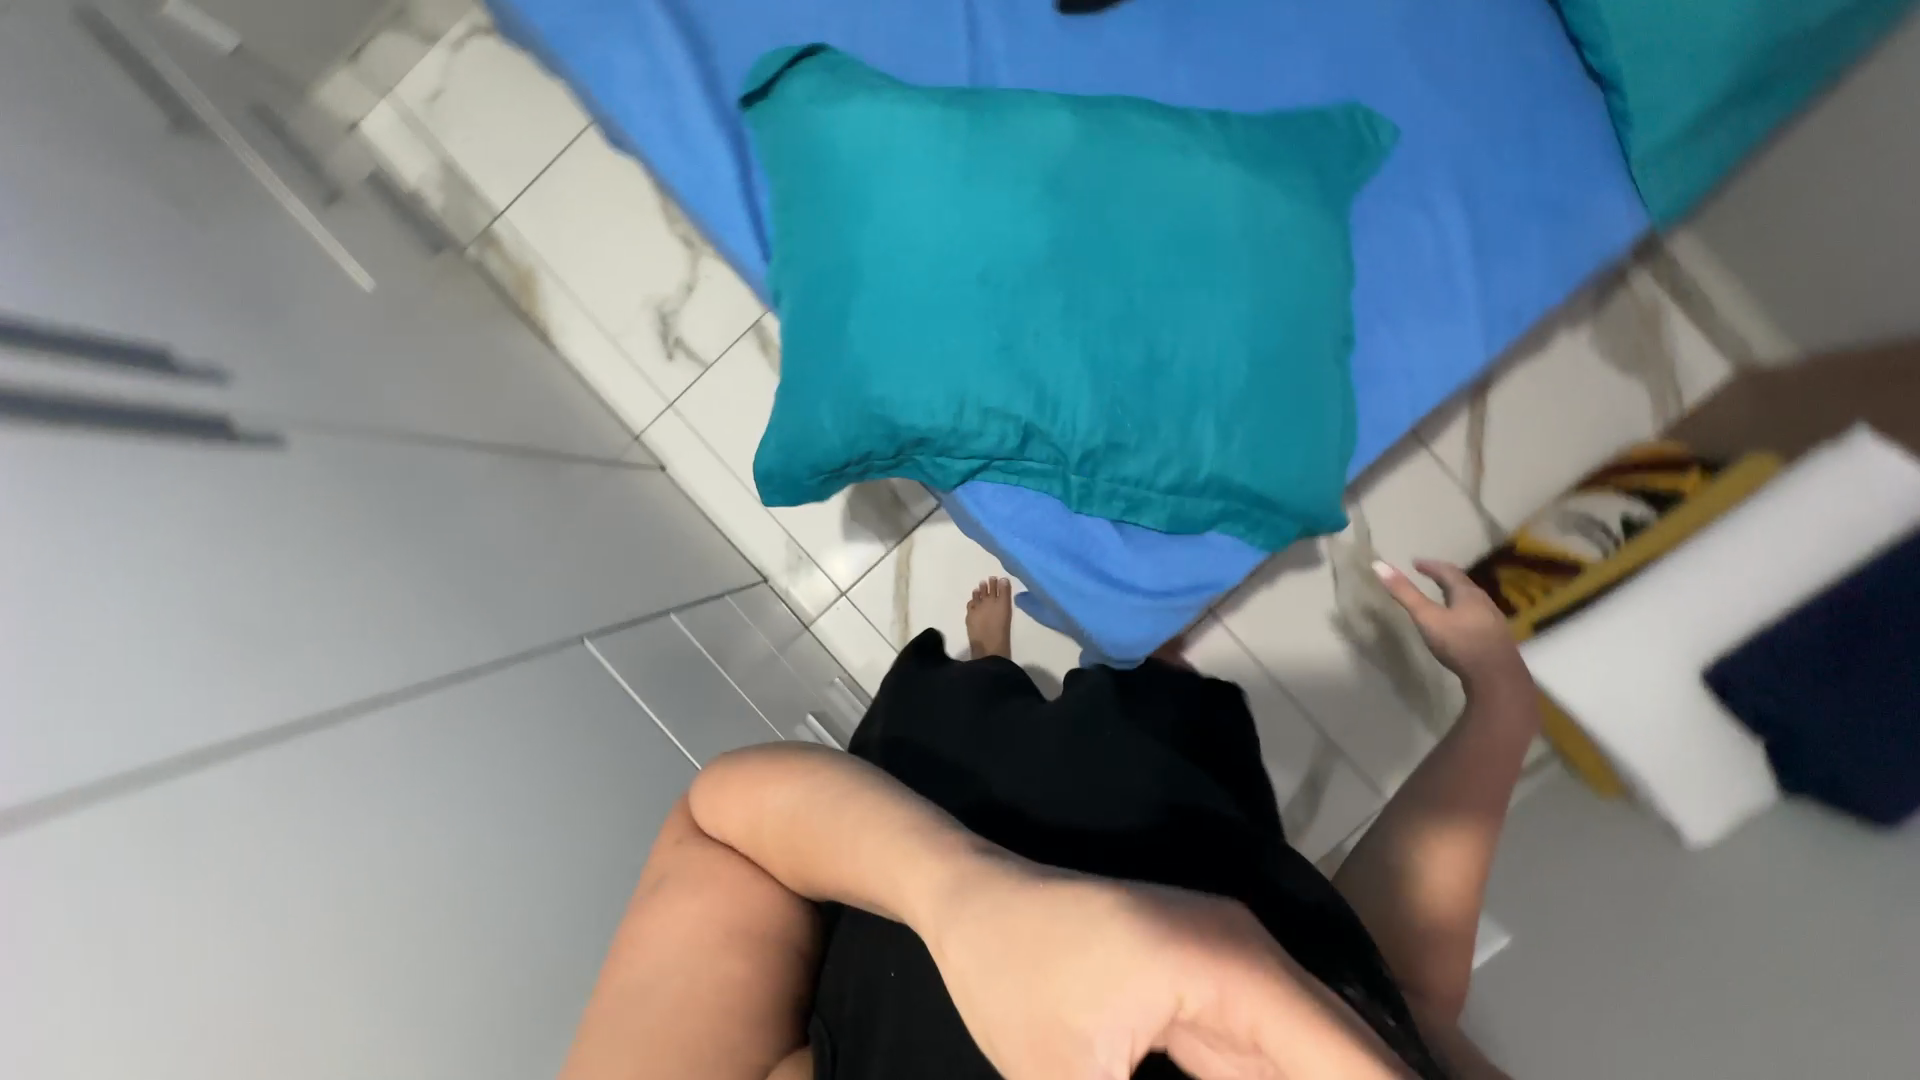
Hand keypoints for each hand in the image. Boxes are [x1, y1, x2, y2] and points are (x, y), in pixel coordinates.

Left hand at [918, 856, 1407, 1079]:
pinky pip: (1263, 1063)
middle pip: (1342, 1063)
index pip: (1353, 1061)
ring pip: (1305, 1066)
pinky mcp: (1203, 993)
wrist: (969, 899)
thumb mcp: (1069, 1077)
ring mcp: (1227, 974)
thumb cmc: (1011, 973)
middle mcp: (1248, 961)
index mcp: (1232, 966)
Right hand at [1372, 559, 1525, 689]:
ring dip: (1454, 594)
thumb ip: (1404, 593)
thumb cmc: (1458, 642)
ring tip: (1441, 596)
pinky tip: (1458, 622)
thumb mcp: (1426, 617)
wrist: (1497, 677)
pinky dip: (1462, 610)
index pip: (1448, 571)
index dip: (1430, 565)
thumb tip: (1379, 565)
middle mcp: (1483, 601)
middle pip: (1462, 584)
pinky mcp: (1495, 637)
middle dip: (1443, 578)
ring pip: (1471, 600)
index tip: (1415, 563)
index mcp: (1467, 593)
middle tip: (1428, 575)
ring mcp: (1492, 620)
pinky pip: (1476, 615)